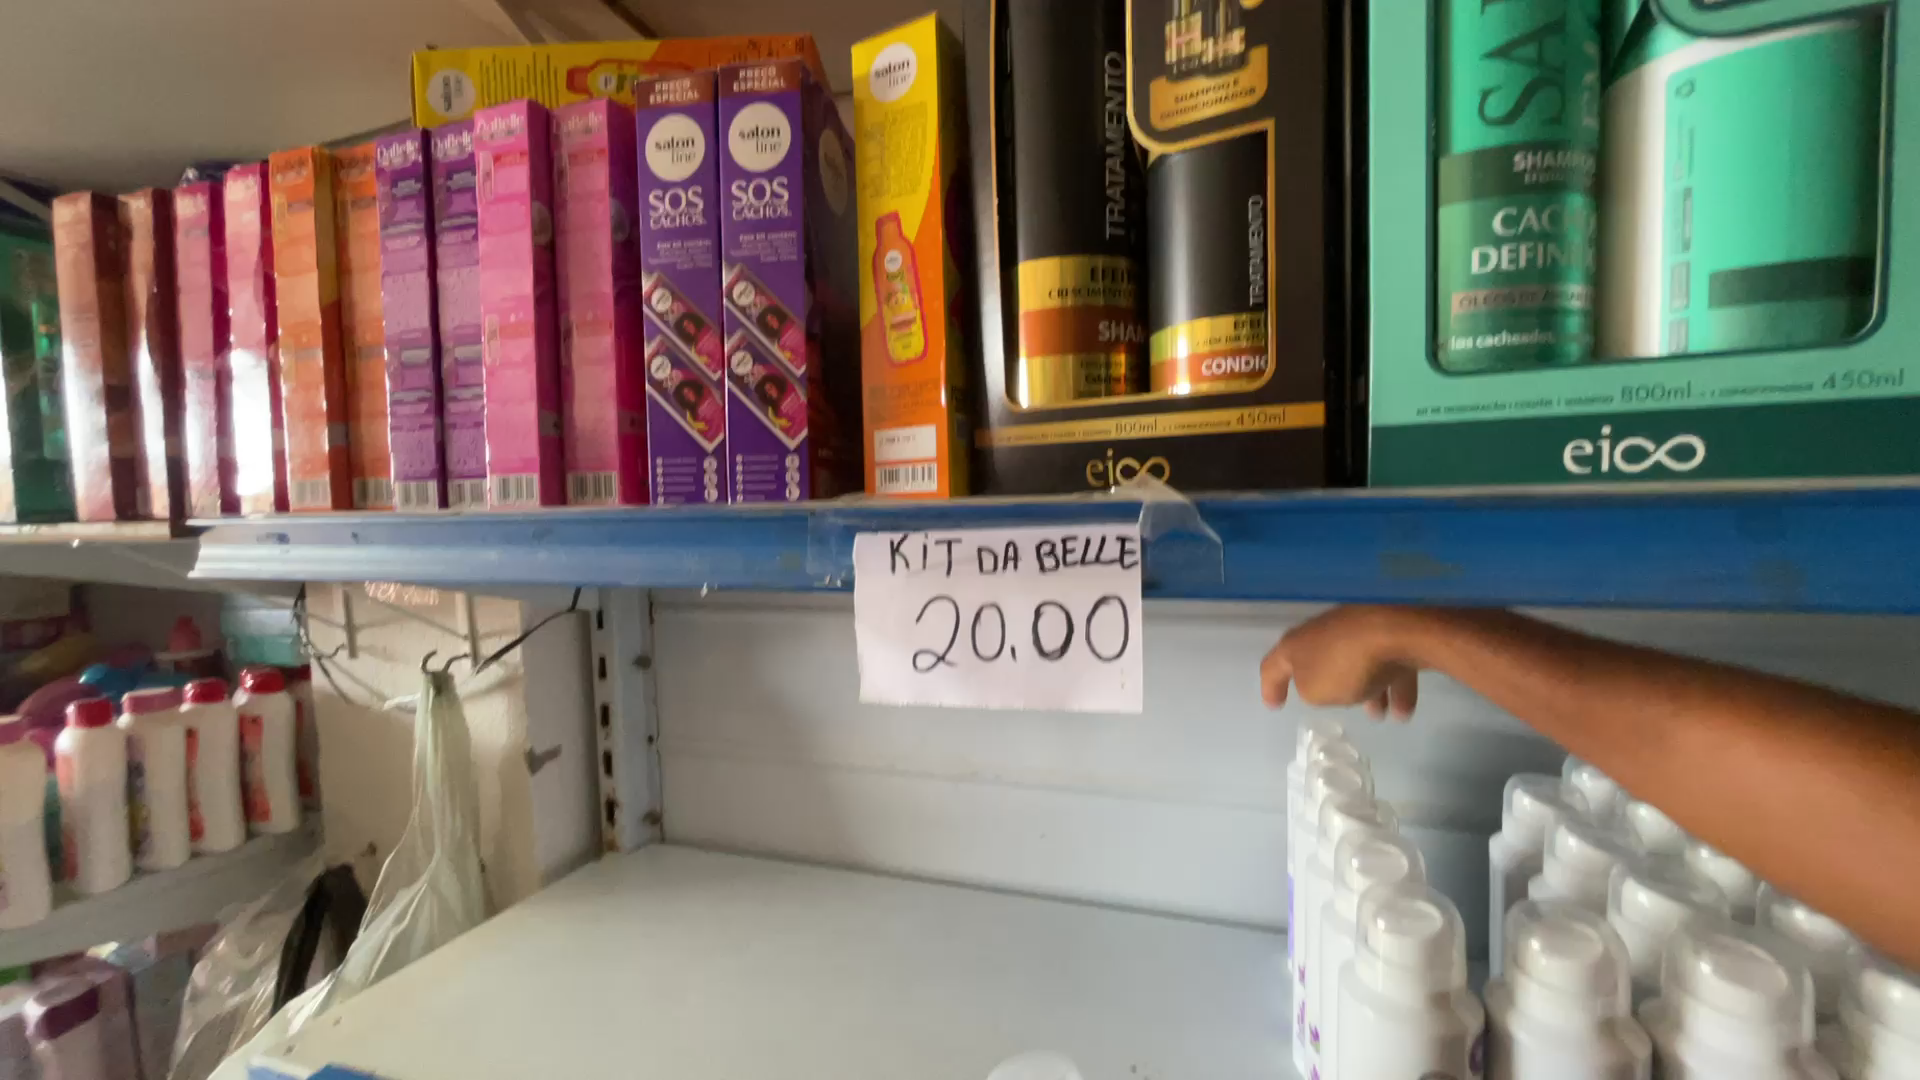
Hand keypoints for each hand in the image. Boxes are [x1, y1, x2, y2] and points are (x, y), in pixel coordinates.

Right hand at [1259, 606, 1423, 719]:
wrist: (1396, 633)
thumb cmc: (1344, 665)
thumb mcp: (1314, 692)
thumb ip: (1310, 693)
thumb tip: (1319, 687)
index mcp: (1295, 645)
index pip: (1272, 667)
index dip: (1270, 688)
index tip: (1273, 705)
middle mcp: (1320, 633)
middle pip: (1317, 662)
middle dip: (1326, 686)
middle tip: (1330, 707)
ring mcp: (1354, 631)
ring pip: (1355, 665)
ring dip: (1365, 691)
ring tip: (1377, 715)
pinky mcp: (1386, 633)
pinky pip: (1384, 665)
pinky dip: (1390, 687)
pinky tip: (1402, 712)